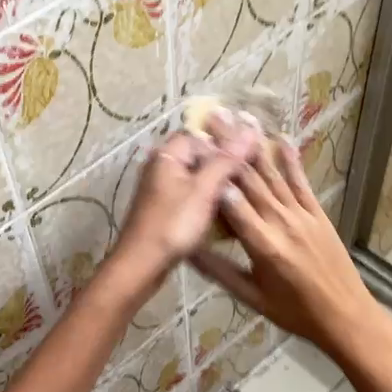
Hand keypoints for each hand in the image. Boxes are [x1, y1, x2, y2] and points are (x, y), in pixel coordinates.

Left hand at [115, 117, 260, 274]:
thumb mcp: (204, 189)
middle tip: (246, 179)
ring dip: (214, 184)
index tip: (246, 160)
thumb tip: (250, 128)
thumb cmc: (173, 223)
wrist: (141, 263)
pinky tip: (221, 212)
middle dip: (221, 165)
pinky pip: (187, 195)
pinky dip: (204, 200)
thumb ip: (226, 159)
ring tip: (239, 195)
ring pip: (193, 177)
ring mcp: (159, 188)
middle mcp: (160, 166)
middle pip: (197, 156)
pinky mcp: (162, 208)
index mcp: (167, 155)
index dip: (223, 144)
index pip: (200, 135)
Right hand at [188, 134, 387, 359]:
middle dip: (229, 147)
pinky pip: (300, 182)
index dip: (213, 174)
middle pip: (250, 179)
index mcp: (262, 245)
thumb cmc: (293, 311)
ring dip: (255, 145)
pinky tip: (280, 138)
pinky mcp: (317, 214)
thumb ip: (218, 271)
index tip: (194, 148)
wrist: (345, 316)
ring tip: (239, 118)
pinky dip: (290, 160)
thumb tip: (185, 249)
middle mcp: (281, 222)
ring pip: (273, 174)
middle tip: (210, 118)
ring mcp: (302, 215)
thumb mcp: (250, 297)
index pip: (231, 203)